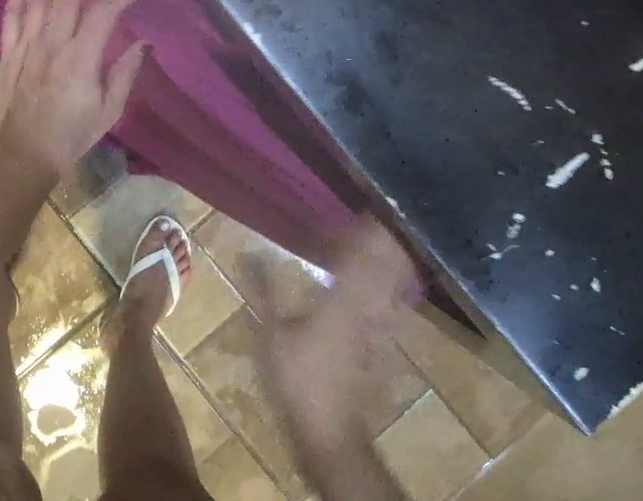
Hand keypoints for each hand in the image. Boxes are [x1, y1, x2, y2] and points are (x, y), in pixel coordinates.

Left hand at [0, 0, 148, 175]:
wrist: (27, 153)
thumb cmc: (73, 134)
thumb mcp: (110, 110)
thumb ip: (125, 73)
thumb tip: (144, 44)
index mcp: (80, 61)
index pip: (102, 13)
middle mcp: (52, 46)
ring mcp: (27, 46)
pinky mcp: (10, 52)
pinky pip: (11, 16)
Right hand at [250, 220, 416, 499]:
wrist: (331, 433)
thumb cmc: (297, 378)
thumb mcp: (270, 331)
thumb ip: (264, 288)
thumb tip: (248, 252)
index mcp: (345, 298)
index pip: (365, 252)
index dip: (363, 229)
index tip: (352, 210)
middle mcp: (372, 308)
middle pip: (389, 264)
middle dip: (379, 240)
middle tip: (359, 223)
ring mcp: (383, 329)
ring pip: (394, 285)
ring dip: (382, 263)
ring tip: (362, 249)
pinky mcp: (384, 347)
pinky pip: (390, 306)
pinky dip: (382, 288)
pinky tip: (363, 289)